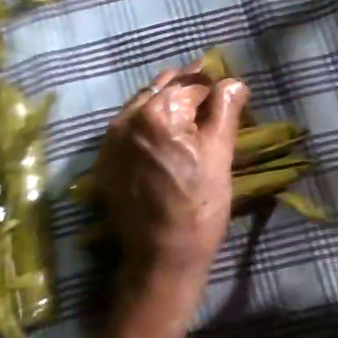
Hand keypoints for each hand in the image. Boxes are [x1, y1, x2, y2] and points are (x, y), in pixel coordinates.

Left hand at [98, 66, 247, 299]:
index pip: (192, 83)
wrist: (161, 255)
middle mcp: (126, 118)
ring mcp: (111, 140)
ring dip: (165, 107)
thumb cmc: (198, 206)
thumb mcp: (220, 155)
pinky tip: (164, 141)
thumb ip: (224, 110)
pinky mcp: (106, 160)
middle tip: (210, 104)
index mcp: (157, 112)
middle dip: (186, 92)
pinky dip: (147, 126)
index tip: (228, 93)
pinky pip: (128, 128)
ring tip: (188, 121)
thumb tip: (232, 82)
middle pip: (162, 89)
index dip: (214, 86)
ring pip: (143, 106)